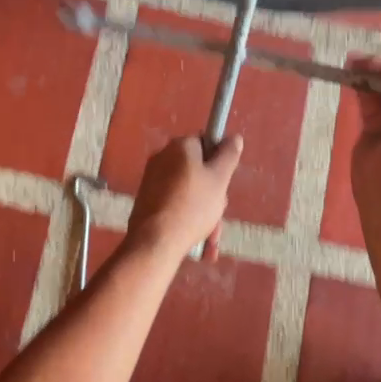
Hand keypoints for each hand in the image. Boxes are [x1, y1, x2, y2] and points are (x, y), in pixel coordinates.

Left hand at [126, 135, 244, 259]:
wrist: (154, 242)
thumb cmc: (192, 207)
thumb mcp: (219, 180)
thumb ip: (229, 156)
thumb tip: (234, 137)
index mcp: (179, 147)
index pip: (205, 143)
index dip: (218, 163)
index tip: (223, 183)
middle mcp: (162, 158)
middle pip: (197, 172)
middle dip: (212, 196)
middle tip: (217, 215)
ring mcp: (152, 180)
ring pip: (188, 193)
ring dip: (203, 214)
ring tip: (210, 240)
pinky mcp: (146, 201)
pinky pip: (174, 206)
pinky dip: (187, 220)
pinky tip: (198, 244)